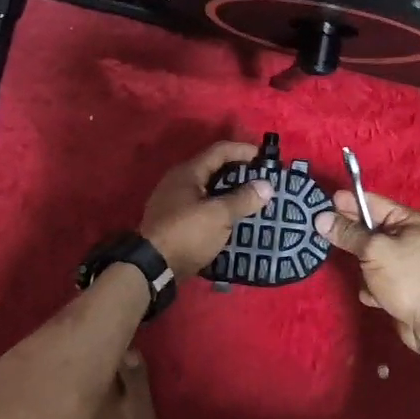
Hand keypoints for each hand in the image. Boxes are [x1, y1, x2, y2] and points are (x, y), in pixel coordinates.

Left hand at [138, 141, 275, 280]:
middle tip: (262, 180)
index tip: (264, 158)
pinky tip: (235, 218)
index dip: (243, 150)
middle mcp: (179, 182)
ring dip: (231, 192)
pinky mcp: (176, 222)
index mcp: (188, 172)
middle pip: (214, 169)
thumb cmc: (186, 234)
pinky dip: (221, 208)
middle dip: (239, 173)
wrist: (152, 268)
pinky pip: (204, 207)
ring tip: (253, 200)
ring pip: (209, 190)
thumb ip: (243, 199)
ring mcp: (175, 202)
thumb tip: (266, 185)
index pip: (220, 150)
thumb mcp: (218, 215)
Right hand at [314, 191, 419, 355]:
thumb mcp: (374, 251)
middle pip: (369, 229)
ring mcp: (403, 262)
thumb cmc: (406, 279)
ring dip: (362, 267)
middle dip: (351, 236)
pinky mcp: (398, 283)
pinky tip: (376, 296)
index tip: (321, 202)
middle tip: (321, 231)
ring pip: (368, 254)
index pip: (372, 203)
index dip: (347, 202)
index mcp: (409, 221)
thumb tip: (321, 218)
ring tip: (364, 276)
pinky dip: (371, 285)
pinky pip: (374, 275)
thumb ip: (347, 234)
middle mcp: (408, 237)